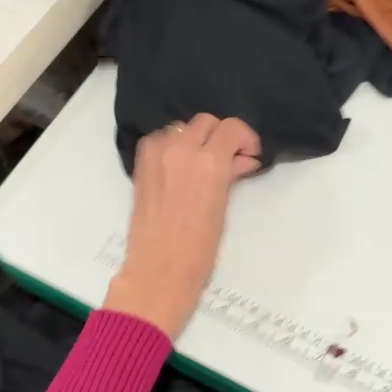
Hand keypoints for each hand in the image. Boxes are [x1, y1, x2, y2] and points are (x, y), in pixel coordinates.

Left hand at [103, 114, 261, 337]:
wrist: (159, 270)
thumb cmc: (199, 249)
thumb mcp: (223, 208)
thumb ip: (231, 176)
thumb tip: (242, 161)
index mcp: (209, 162)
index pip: (232, 128)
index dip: (246, 138)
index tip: (250, 154)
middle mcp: (181, 149)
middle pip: (206, 122)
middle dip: (221, 136)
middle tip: (229, 159)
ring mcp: (157, 154)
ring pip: (182, 127)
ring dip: (196, 139)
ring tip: (203, 163)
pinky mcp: (141, 164)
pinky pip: (161, 139)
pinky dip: (174, 145)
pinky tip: (180, 166)